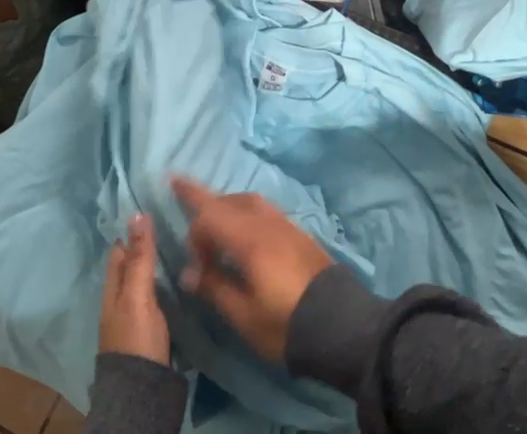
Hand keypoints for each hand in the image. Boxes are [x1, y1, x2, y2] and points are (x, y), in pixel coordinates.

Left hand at [99, 214, 170, 363]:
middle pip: (134, 263)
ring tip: (185, 242)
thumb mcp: (137, 295)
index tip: (155, 205)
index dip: (134, 228)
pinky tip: (185, 274)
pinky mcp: (153, 325)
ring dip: (161, 262)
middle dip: (149, 243)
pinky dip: (168, 280)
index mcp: (113, 287)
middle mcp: (122, 296)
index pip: (121, 248)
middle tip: (177, 221)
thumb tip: (137, 214)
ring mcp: (137, 312)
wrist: (143, 389)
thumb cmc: (136, 338)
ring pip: (148, 278)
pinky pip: (159, 293)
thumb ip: (139, 259)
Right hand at [172, 176, 334, 362]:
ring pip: (248, 202)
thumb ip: (214, 287)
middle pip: (228, 201)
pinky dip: (244, 213)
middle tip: (186, 207)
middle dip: (205, 205)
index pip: (209, 213)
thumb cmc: (284, 323)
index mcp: (249, 239)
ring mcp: (285, 225)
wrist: (340, 324)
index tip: (187, 255)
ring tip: (213, 225)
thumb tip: (190, 273)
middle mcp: (266, 222)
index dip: (191, 220)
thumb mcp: (243, 314)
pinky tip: (242, 233)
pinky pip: (263, 210)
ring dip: (226, 207)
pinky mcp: (298, 234)